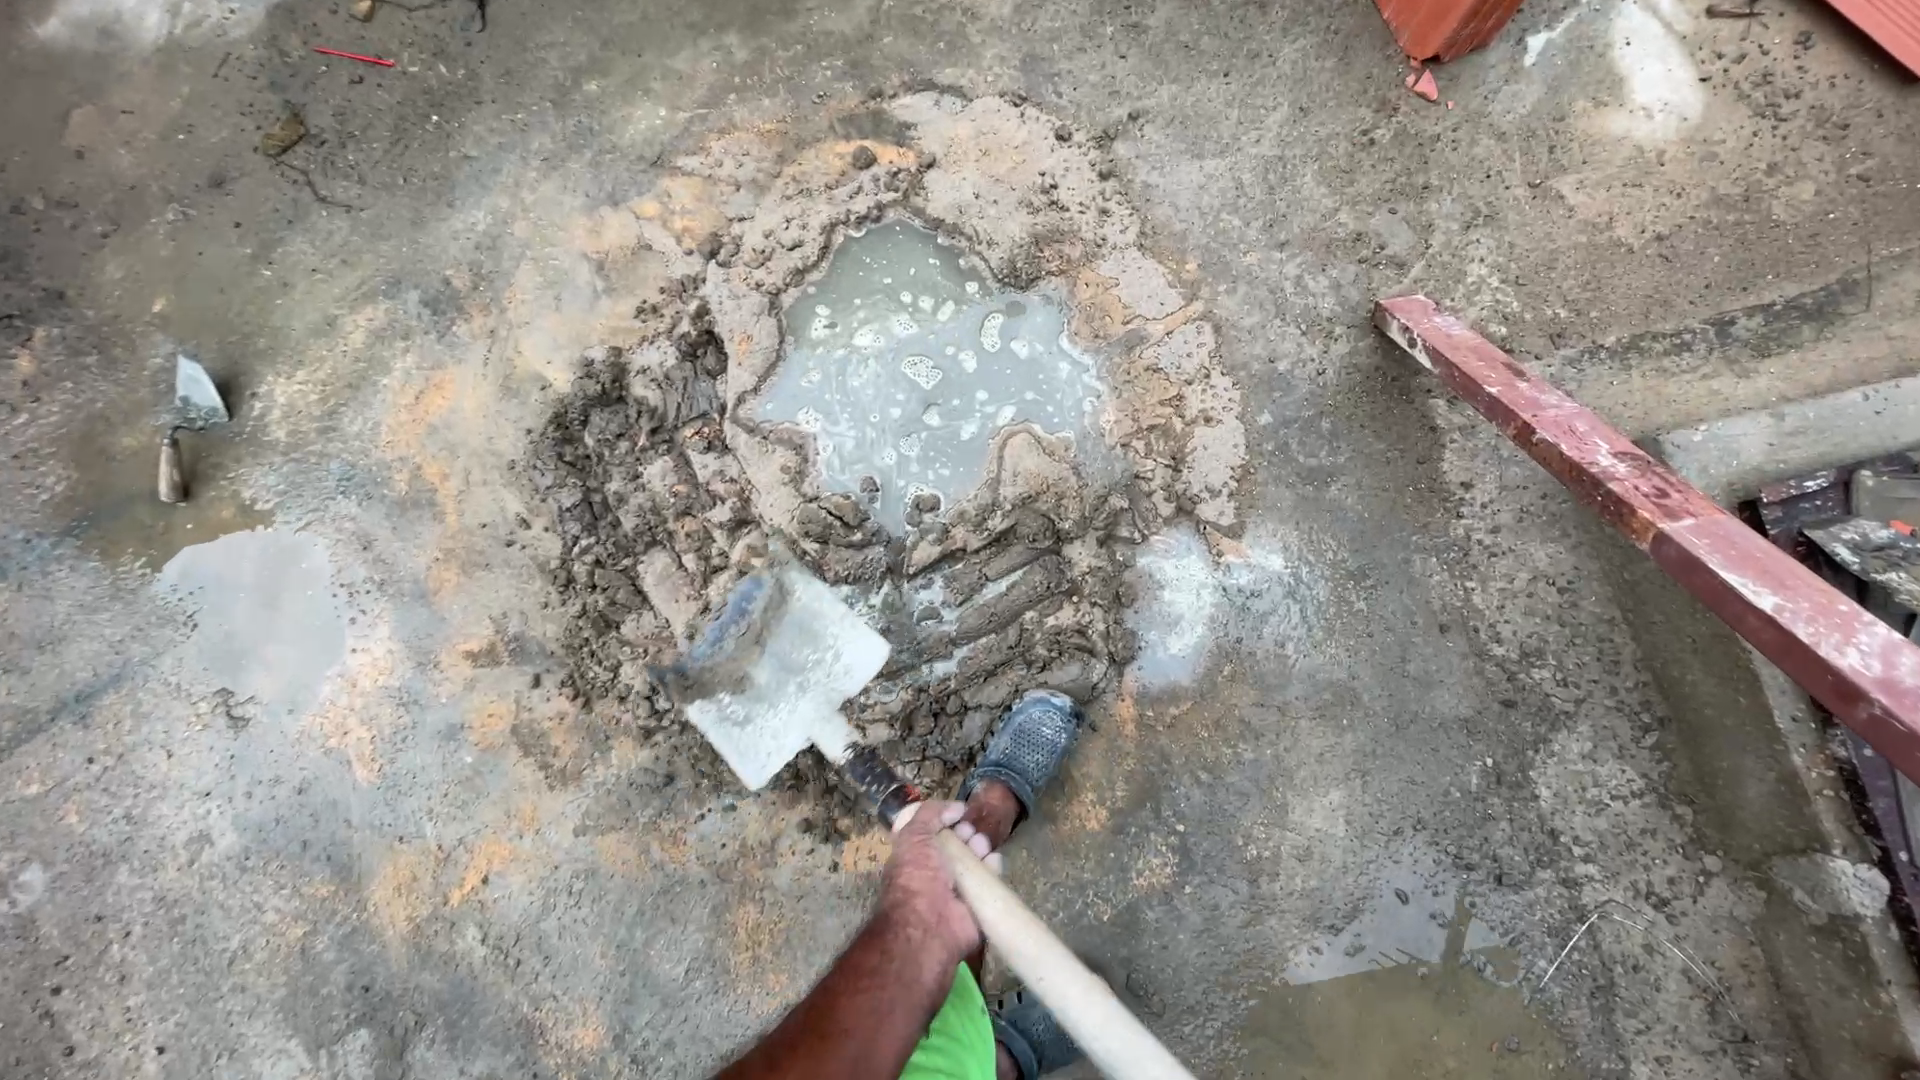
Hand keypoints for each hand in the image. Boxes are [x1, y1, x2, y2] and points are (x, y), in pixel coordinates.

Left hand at [877, 801, 1002, 969]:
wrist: (928, 924)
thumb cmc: (916, 875)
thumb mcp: (914, 834)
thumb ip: (931, 814)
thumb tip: (957, 808)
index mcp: (919, 857)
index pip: (939, 834)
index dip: (949, 823)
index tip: (958, 817)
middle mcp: (939, 873)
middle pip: (961, 845)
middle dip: (968, 834)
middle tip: (969, 835)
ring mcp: (960, 890)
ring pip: (978, 861)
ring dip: (981, 848)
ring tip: (980, 847)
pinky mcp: (979, 904)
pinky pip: (991, 880)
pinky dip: (994, 868)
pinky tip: (993, 860)